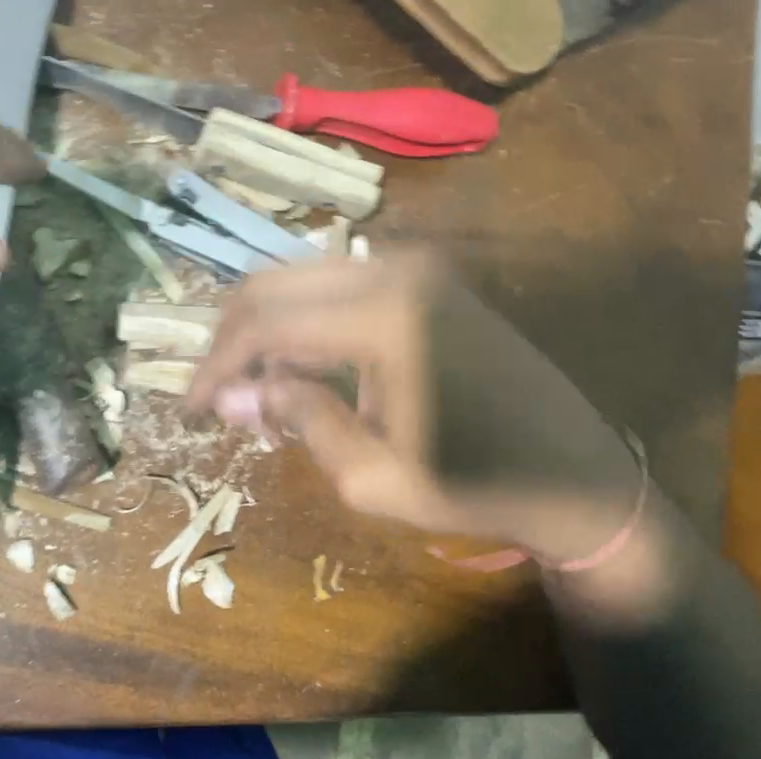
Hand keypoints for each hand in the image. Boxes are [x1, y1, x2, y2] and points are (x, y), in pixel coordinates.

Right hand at [185, 255, 645, 563]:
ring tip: (257, 397)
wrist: (570, 472)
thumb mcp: (369, 474)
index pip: (263, 324)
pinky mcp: (429, 283)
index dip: (215, 366)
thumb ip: (298, 419)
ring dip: (265, 332)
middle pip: (274, 285)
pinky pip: (338, 289)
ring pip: (301, 281)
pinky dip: (304, 325)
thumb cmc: (470, 486)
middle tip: (216, 399)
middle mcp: (395, 272)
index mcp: (382, 317)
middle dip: (231, 341)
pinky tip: (301, 376)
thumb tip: (233, 395)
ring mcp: (417, 270)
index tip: (190, 410)